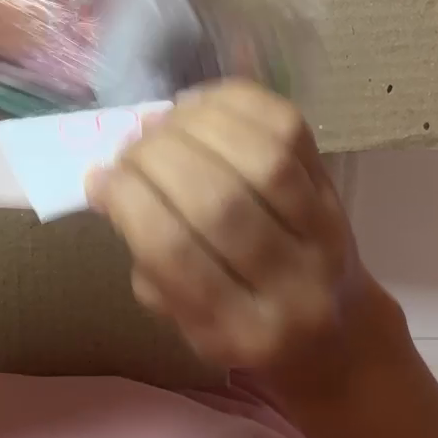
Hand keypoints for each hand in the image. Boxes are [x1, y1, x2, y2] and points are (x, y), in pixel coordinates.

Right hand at [85, 80, 395, 392]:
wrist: (332, 333)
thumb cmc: (235, 324)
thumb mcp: (179, 316)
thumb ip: (144, 254)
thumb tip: (108, 181)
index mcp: (237, 331)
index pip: (174, 252)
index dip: (129, 200)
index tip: (101, 177)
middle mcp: (292, 286)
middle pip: (217, 201)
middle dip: (157, 159)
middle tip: (129, 148)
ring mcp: (325, 235)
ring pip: (260, 160)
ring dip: (195, 126)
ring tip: (162, 123)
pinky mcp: (336, 190)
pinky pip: (288, 130)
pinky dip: (235, 104)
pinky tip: (197, 106)